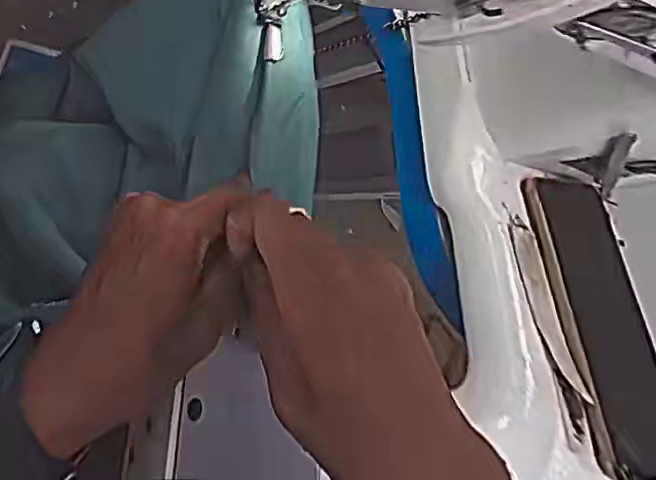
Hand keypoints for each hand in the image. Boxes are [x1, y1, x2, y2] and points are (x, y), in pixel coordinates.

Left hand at [18, 187, 245, 458]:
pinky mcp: (118, 222)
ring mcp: (131, 211)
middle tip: (225, 276)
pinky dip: (173, 241)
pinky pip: (163, 221)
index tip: (260, 243)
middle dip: (223, 234)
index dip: (254, 217)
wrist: (74, 375)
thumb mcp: (207, 323)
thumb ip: (236, 270)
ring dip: (197, 239)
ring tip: (191, 284)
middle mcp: (152, 206)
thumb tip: (253, 239)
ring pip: (188, 214)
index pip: (236, 193)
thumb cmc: (137, 360)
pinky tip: (168, 280)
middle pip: (210, 205)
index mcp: (178, 226)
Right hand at [228, 195, 507, 479]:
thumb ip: (262, 304)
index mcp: (309, 277)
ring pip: (324, 241)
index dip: (246, 223)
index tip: (240, 245)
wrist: (415, 444)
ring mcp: (376, 266)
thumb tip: (252, 271)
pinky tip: (338, 322)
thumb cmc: (350, 423)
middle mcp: (347, 260)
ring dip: (307, 263)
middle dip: (275, 247)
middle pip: (296, 224)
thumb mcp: (280, 371)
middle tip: (264, 283)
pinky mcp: (396, 278)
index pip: (268, 213)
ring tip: (305, 315)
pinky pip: (352, 260)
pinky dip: (337, 277)